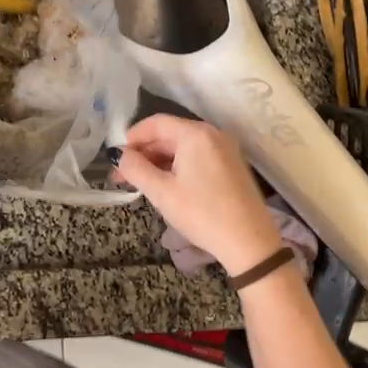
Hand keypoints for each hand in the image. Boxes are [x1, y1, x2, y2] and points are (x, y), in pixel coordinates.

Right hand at [112, 114, 281, 274]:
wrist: (250, 244)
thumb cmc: (202, 214)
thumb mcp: (162, 192)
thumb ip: (135, 168)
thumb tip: (118, 155)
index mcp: (195, 134)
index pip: (156, 123)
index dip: (132, 137)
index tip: (116, 157)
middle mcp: (213, 134)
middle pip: (170, 134)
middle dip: (144, 152)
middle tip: (123, 175)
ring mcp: (226, 149)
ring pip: (183, 147)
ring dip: (159, 161)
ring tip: (141, 183)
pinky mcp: (232, 165)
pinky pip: (198, 157)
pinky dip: (178, 166)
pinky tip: (167, 185)